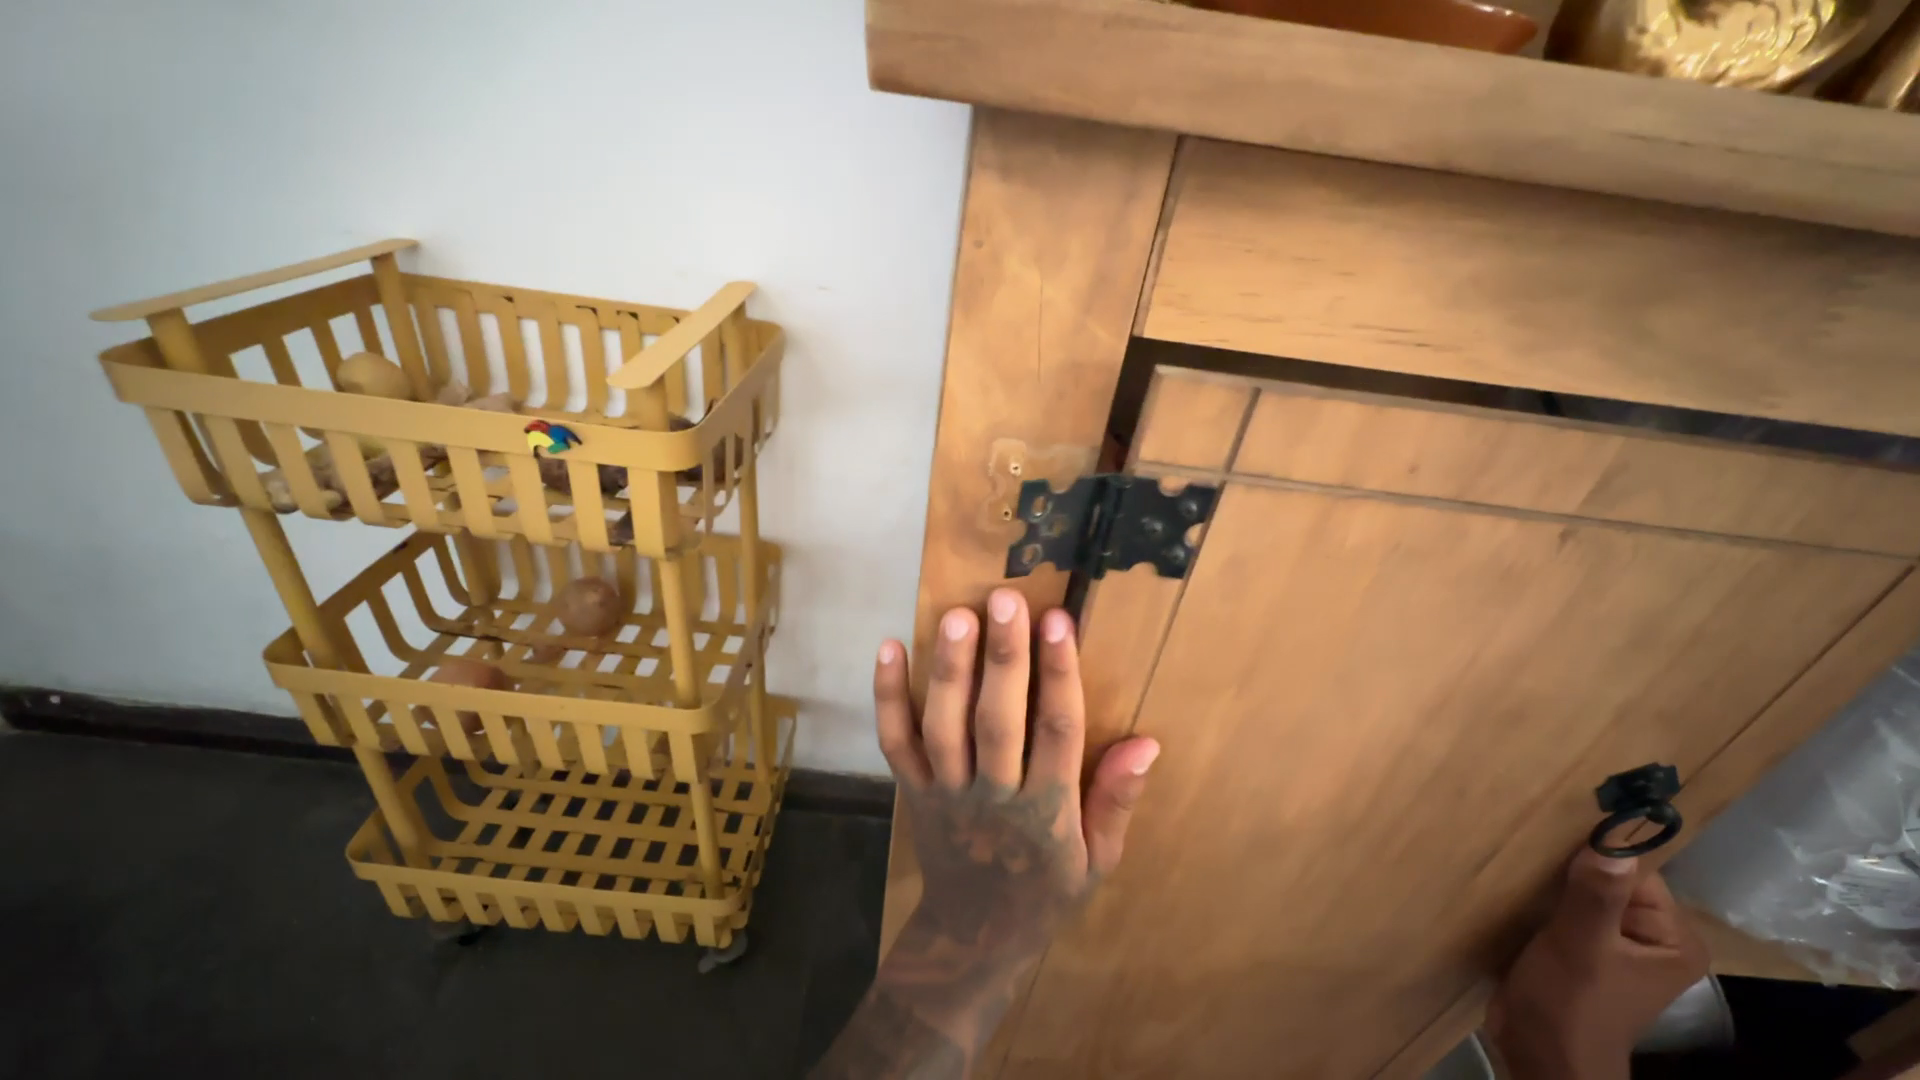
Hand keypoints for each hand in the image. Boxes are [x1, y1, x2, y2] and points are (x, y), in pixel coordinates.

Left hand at [811, 588, 1159, 1078]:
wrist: (975, 937)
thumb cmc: (1045, 892)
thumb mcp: (1098, 860)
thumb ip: (1117, 800)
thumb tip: (1146, 742)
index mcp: (1047, 812)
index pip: (1057, 733)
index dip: (1059, 675)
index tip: (1060, 622)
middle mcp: (994, 797)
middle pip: (997, 722)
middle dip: (1003, 659)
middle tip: (1005, 600)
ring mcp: (946, 793)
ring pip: (944, 728)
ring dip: (949, 671)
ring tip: (956, 616)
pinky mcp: (911, 792)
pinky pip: (895, 743)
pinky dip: (887, 697)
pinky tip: (888, 647)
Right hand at [1487, 849, 1708, 1079]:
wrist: (1540, 1055)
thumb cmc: (1570, 1004)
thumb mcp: (1580, 947)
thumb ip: (1596, 896)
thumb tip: (1611, 841)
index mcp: (1671, 939)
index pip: (1637, 873)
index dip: (1598, 851)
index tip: (1555, 830)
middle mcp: (1650, 937)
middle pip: (1609, 879)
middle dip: (1568, 864)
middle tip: (1529, 842)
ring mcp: (1613, 944)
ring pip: (1581, 891)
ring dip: (1549, 878)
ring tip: (1516, 859)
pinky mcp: (1579, 949)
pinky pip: (1564, 908)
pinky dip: (1540, 896)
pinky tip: (1514, 884)